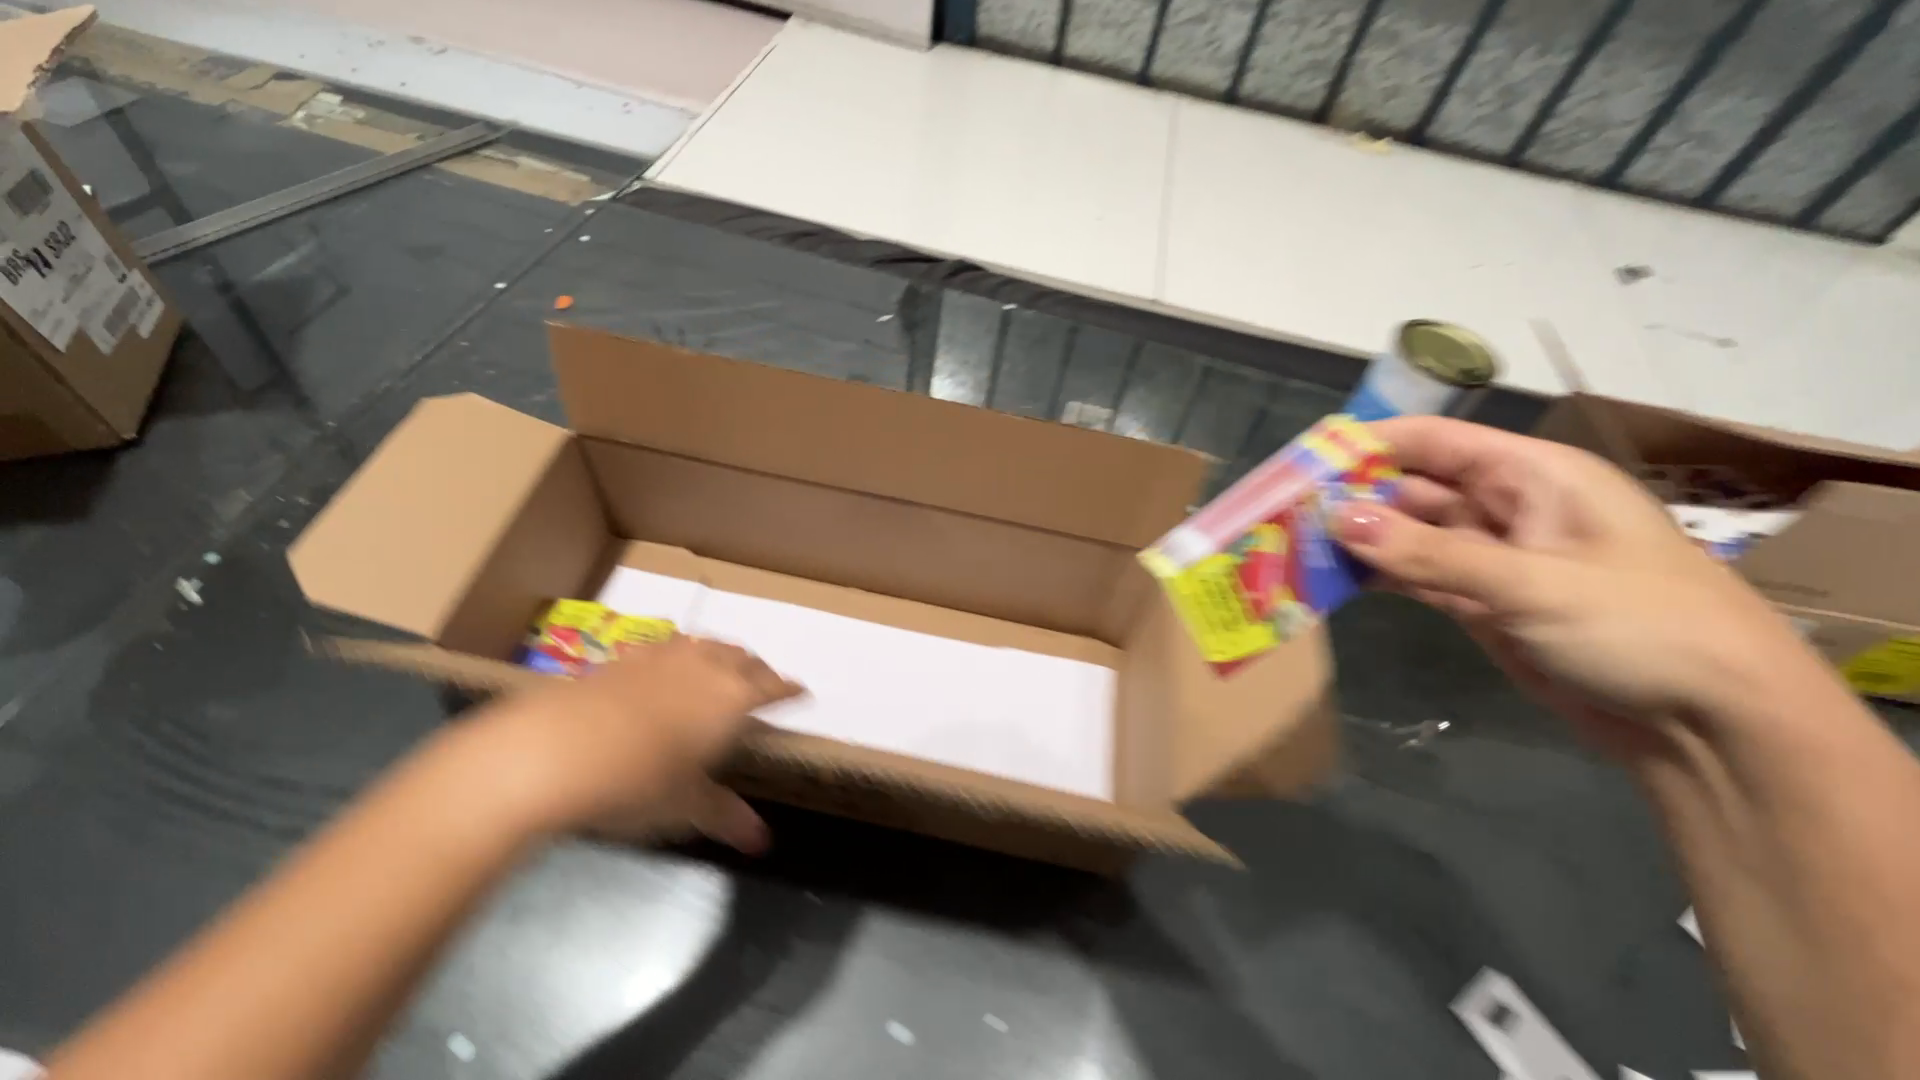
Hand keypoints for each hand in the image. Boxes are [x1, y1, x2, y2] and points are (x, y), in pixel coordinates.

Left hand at [466, 636, 803, 850]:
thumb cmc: (638, 781)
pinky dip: (676, 654)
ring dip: (720, 653)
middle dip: (758, 668)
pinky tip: (663, 665)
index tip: (801, 692)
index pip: (773, 687)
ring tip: (720, 665)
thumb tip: (762, 842)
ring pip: (704, 645)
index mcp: (733, 698)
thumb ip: (725, 815)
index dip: (789, 690)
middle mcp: (704, 668)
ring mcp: (662, 658)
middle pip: (742, 658)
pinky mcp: (622, 659)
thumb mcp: (686, 803)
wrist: (552, 751)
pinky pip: (663, 648)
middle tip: (764, 681)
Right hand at [1328, 415, 1817, 755]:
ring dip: (1358, 541)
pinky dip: (1377, 578)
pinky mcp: (1481, 605)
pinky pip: (1417, 578)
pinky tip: (1331, 582)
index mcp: (1533, 476)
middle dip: (1352, 497)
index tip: (1304, 460)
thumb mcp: (1530, 583)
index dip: (1369, 445)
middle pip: (1412, 488)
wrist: (1708, 724)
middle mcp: (1506, 508)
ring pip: (1408, 536)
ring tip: (1292, 548)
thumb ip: (1428, 551)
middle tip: (1282, 515)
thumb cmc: (1638, 627)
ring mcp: (1492, 560)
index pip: (1434, 442)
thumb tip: (1336, 517)